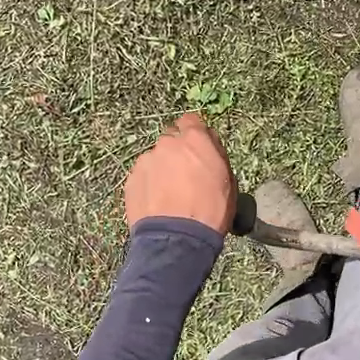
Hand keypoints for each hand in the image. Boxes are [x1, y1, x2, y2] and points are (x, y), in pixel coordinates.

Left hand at [124, 112, 236, 234]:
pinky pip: (142, 176)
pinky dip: (149, 184)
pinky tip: (157, 203)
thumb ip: (215, 155)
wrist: (178, 239)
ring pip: (155, 159)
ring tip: (169, 194)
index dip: (194, 133)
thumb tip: (208, 146)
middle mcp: (167, 144)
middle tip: (184, 175)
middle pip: (171, 139)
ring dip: (162, 169)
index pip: (191, 121)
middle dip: (177, 152)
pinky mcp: (131, 179)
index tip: (197, 147)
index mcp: (194, 139)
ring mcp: (146, 161)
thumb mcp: (228, 179)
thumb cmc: (211, 210)